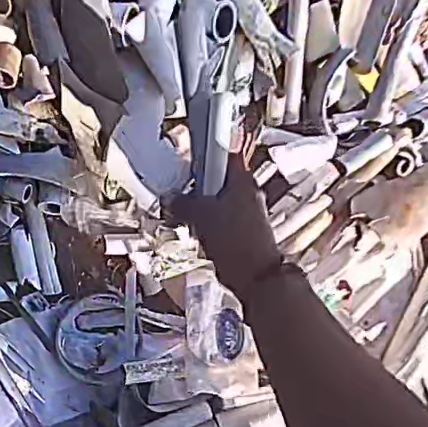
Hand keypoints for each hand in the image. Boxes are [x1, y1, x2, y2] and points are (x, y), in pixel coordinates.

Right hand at [169, 156, 285, 296]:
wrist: (256, 277)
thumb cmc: (237, 243)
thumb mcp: (201, 217)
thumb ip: (182, 204)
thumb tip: (171, 199)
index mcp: (242, 180)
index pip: (225, 152)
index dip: (207, 150)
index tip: (193, 152)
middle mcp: (249, 193)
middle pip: (217, 180)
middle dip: (198, 189)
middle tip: (183, 197)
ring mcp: (248, 213)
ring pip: (218, 202)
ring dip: (202, 210)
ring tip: (190, 221)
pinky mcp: (245, 232)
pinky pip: (222, 221)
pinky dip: (210, 226)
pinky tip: (201, 236)